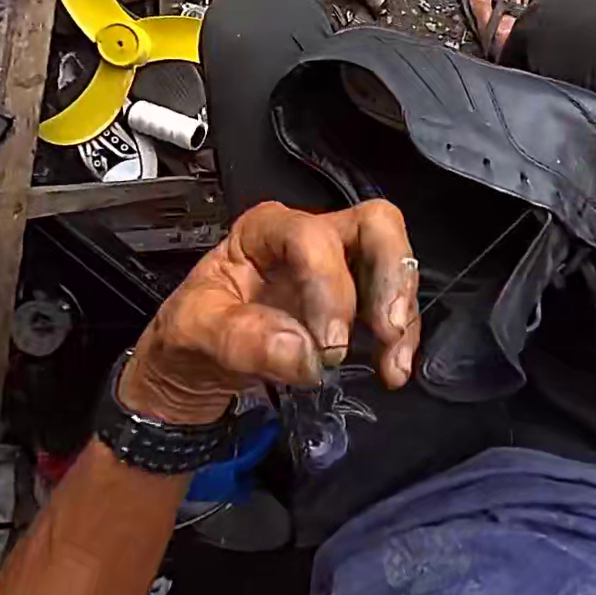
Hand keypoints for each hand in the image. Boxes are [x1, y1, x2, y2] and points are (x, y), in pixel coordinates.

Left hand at [119, 201, 421, 424]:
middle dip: (391, 273)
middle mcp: (312, 239)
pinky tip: (392, 369)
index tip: (329, 345)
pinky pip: (393, 308)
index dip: (330, 286)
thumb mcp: (195, 332)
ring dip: (402, 313)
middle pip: (375, 225)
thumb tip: (305, 354)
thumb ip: (242, 340)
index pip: (313, 237)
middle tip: (387, 327)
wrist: (199, 367)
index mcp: (266, 231)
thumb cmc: (193, 333)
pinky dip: (401, 338)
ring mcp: (341, 269)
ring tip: (393, 364)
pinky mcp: (357, 305)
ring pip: (395, 264)